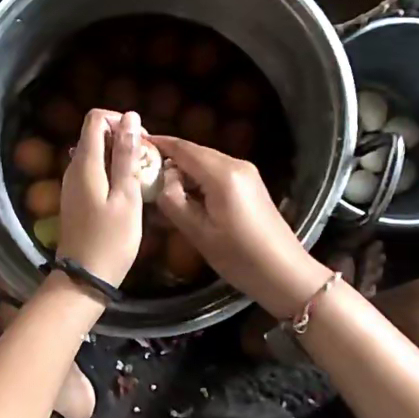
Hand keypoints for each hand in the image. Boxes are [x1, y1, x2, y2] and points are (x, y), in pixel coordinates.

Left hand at [56, 109, 145, 287]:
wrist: (84, 278)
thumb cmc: (111, 239)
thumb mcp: (126, 196)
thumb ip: (126, 156)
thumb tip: (130, 118)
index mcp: (85, 163)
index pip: (95, 118)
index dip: (120, 120)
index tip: (141, 140)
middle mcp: (73, 168)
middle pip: (95, 134)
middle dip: (123, 138)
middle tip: (147, 161)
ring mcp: (72, 184)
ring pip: (96, 153)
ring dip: (119, 157)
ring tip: (142, 176)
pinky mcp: (77, 198)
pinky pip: (94, 172)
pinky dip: (112, 173)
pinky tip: (129, 192)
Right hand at [151, 135, 328, 314]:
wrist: (284, 273)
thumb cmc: (240, 257)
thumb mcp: (198, 232)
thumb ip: (174, 201)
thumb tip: (162, 180)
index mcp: (222, 174)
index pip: (183, 148)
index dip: (158, 144)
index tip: (134, 146)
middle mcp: (236, 164)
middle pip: (195, 153)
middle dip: (169, 160)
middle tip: (141, 174)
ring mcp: (247, 173)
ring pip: (206, 163)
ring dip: (184, 173)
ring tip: (159, 190)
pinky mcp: (251, 185)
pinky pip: (218, 174)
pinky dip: (199, 181)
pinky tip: (187, 198)